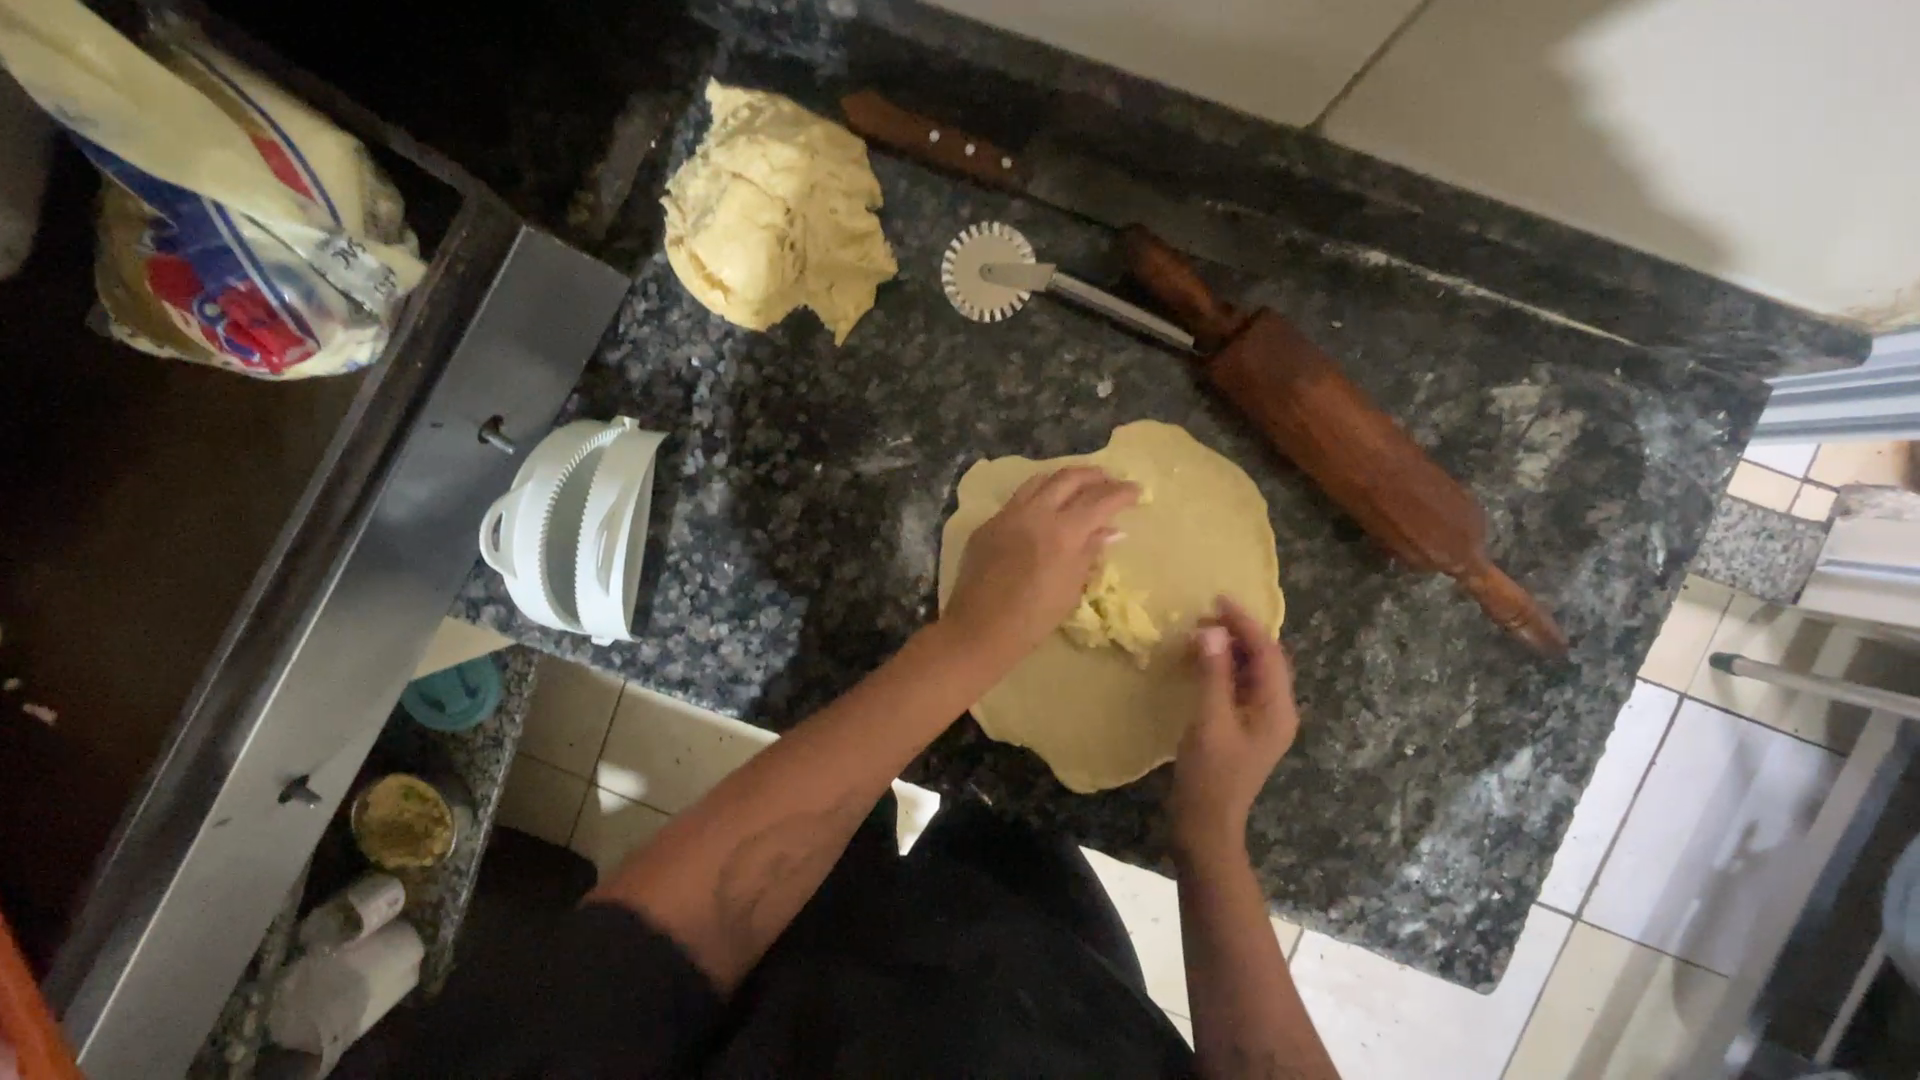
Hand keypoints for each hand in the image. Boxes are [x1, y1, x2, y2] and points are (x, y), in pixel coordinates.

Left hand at [943, 466, 1138, 659]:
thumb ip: (1090, 551)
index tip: (1137, 491)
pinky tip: (1044, 509)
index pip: (1100, 501)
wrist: (980, 629)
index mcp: (1062, 532)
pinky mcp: (987, 524)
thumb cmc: (1034, 618)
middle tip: (1110, 481)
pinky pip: (1017, 500)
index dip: (1122, 493)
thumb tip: (1110, 531)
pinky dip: (1038, 497)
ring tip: (1079, 487)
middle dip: (1094, 476)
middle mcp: (1034, 513)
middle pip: (1069, 478)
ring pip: (1039, 481)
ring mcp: (1007, 515)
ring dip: (1064, 479)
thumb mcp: (1071, 587)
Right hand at [1169, 595, 1299, 857]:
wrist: (1205, 824)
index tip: (1217, 600)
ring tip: (1199, 633)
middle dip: (1238, 633)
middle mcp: (1278, 711)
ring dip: (1229, 649)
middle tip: (1204, 614)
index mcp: (1278, 709)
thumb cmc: (1209, 775)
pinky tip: (1200, 661)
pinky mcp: (1245, 727)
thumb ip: (1213, 675)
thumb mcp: (1209, 721)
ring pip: (1252, 671)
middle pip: (1265, 659)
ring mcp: (1262, 720)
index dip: (1245, 623)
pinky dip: (1223, 668)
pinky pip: (1240, 686)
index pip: (1268, 653)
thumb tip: (1211, 632)